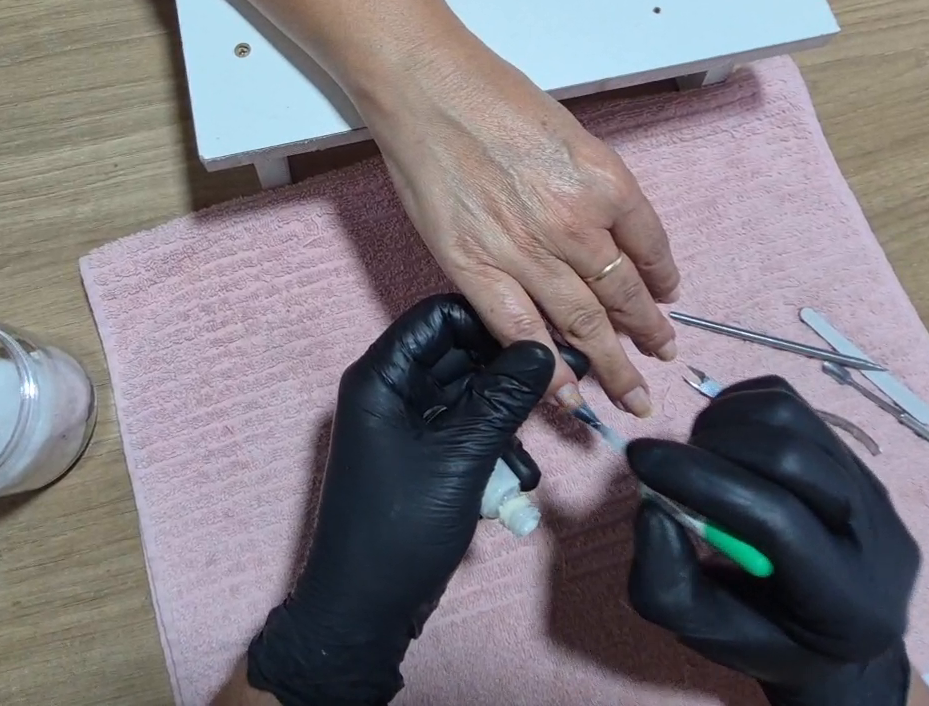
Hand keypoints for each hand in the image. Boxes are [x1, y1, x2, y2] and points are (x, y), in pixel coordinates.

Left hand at [246, 296, 555, 704]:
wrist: (363, 611)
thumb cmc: (400, 526)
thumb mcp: (460, 458)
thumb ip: (502, 399)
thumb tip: (544, 349)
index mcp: (382, 375)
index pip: (438, 316)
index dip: (488, 319)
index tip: (541, 334)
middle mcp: (391, 388)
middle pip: (457, 352)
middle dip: (507, 369)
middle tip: (565, 379)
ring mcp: (406, 421)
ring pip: (466, 392)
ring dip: (504, 411)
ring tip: (550, 428)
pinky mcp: (422, 452)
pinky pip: (463, 426)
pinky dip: (492, 441)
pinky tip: (518, 472)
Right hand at [356, 39, 679, 416]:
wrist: (426, 89)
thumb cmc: (490, 93)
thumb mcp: (565, 129)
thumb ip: (588, 182)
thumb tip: (600, 222)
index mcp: (606, 181)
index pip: (651, 245)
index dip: (662, 276)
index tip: (665, 295)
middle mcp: (576, 224)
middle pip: (624, 293)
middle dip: (648, 331)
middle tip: (661, 354)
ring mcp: (526, 252)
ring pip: (582, 323)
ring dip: (614, 363)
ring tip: (633, 392)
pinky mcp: (476, 269)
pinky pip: (522, 332)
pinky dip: (549, 370)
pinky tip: (570, 395)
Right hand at [626, 377, 920, 705]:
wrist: (831, 635)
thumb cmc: (761, 632)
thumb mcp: (701, 629)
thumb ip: (664, 580)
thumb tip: (652, 506)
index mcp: (845, 602)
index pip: (777, 521)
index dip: (701, 480)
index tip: (640, 460)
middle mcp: (877, 538)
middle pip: (789, 458)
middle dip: (711, 449)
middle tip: (672, 465)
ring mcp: (873, 489)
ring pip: (789, 417)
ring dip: (724, 421)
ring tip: (700, 452)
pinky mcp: (853, 456)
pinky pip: (790, 402)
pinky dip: (740, 404)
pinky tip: (722, 437)